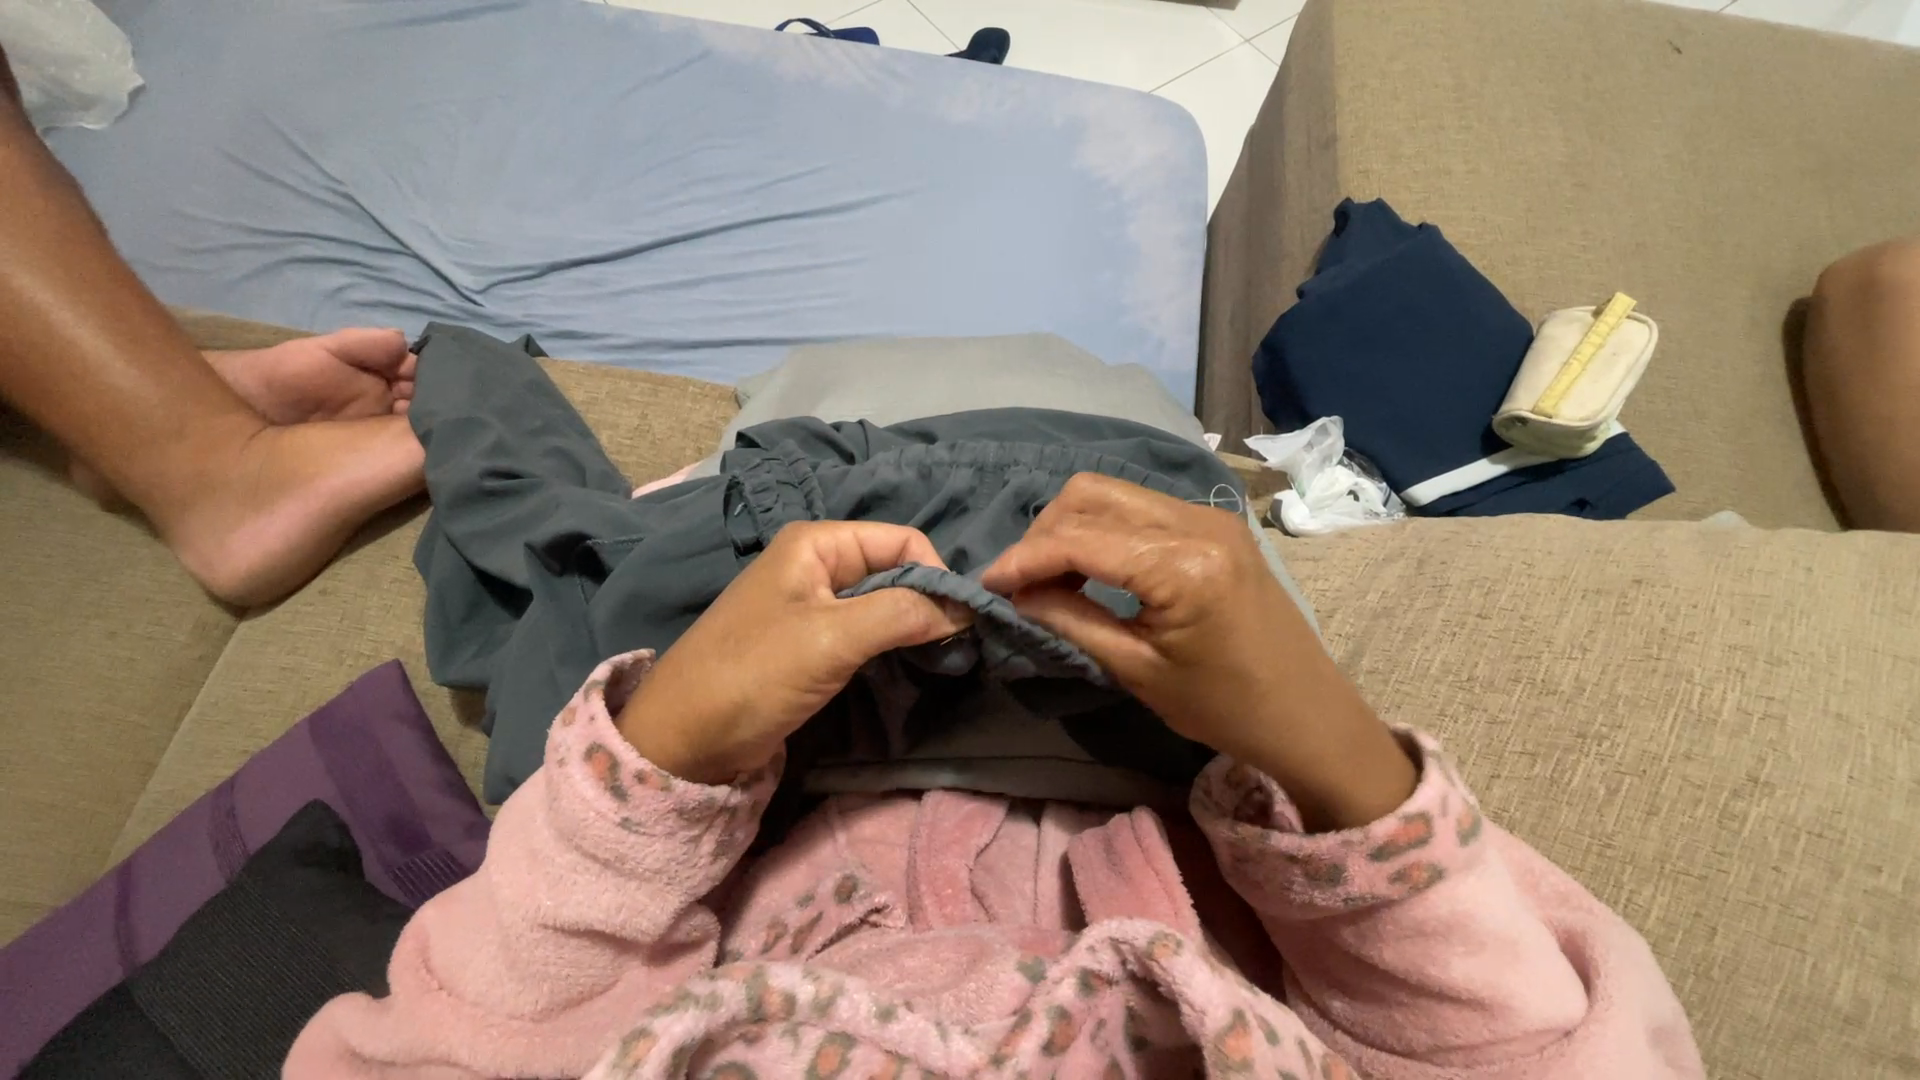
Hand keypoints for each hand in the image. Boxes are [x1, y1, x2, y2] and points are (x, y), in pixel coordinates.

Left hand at [615, 521, 970, 783]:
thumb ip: (902, 613)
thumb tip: (966, 609)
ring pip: (883, 600)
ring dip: (912, 623)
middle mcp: (817, 563)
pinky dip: (890, 641)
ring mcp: (813, 602)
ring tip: (937, 655)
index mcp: (818, 543)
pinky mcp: (811, 639)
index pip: (903, 540)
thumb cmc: (755, 674)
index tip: (963, 622)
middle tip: (956, 644)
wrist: (683, 739)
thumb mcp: (833, 638)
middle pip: (895, 567)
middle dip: (928, 599)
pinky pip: (865, 628)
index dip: (937, 574)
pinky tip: (906, 663)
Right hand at [981, 474, 1415, 830]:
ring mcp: (1209, 515)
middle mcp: (1196, 521)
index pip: (1079, 539)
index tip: (988, 584)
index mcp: (1182, 564)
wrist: (1308, 715)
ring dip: (1071, 527)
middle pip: (1091, 494)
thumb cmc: (1224, 707)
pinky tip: (1091, 567)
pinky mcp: (1214, 523)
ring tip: (1050, 577)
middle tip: (1022, 582)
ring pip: (1113, 493)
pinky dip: (1103, 529)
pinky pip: (1140, 507)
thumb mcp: (1137, 670)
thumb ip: (1070, 620)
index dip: (1024, 558)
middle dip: (1044, 532)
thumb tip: (1014, 594)